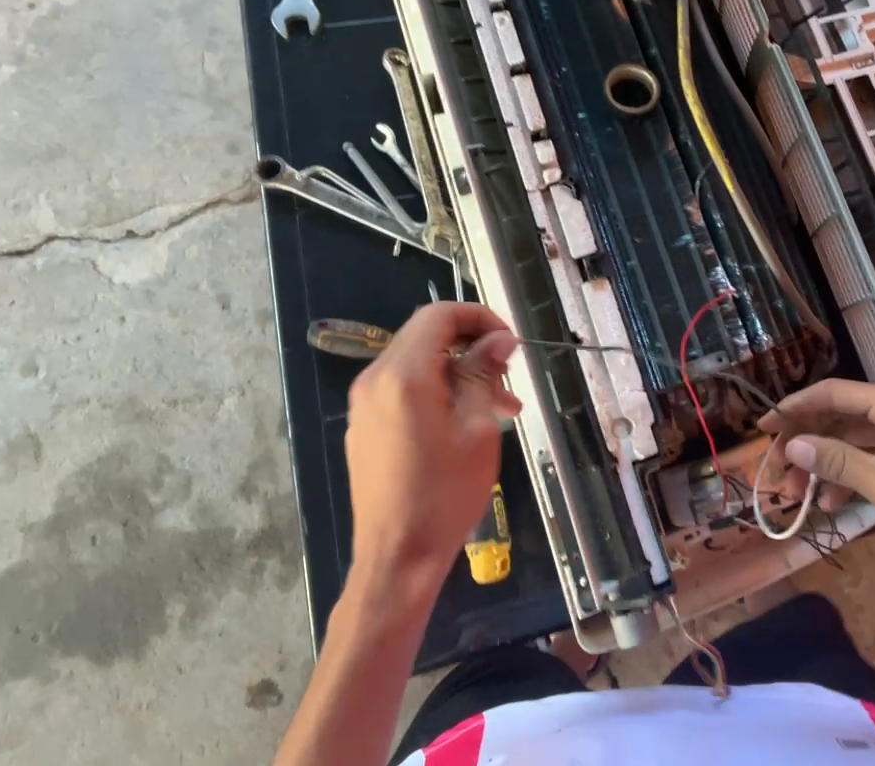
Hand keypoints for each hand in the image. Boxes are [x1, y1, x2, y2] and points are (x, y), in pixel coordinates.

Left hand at [344, 302, 520, 585]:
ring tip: (503, 407)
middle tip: (509, 377)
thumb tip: (498, 338)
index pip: (439, 315)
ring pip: (417, 365)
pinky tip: (468, 424)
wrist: (396, 559)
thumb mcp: (478, 430)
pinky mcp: (365, 428)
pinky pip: (404, 391)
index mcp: (403, 375)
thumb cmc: (444, 495)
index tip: (509, 344)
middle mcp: (374, 381)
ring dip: (460, 373)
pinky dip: (438, 392)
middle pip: (426, 336)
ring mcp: (364, 405)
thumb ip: (483, 374)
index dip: (480, 318)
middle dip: (473, 346)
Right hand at [758, 379, 874, 594]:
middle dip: (806, 442)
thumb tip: (794, 443)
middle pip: (841, 417)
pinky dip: (846, 478)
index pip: (836, 394)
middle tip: (777, 470)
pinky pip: (870, 461)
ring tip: (794, 495)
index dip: (796, 407)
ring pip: (852, 442)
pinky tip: (827, 504)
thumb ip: (839, 461)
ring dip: (822, 465)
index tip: (764, 427)